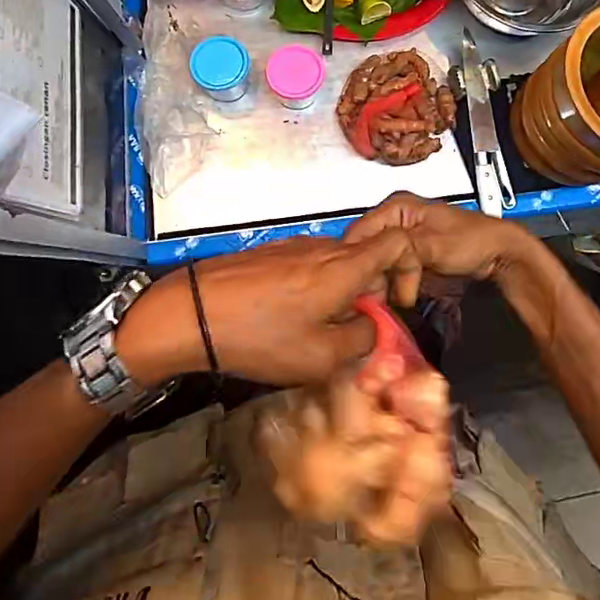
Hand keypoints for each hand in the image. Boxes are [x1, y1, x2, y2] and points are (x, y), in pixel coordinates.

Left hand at [117, 231, 420, 387]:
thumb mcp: (322, 356)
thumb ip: (363, 338)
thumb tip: (374, 324)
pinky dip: (309, 290)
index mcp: (343, 266)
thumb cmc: (259, 336)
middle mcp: (321, 247)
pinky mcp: (268, 254)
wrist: (191, 313)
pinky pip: (306, 267)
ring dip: (337, 295)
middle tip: (348, 332)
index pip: (397, 243)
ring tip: (311, 330)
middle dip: (367, 295)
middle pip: (365, 259)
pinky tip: (283, 318)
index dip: (408, 270)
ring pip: (334, 265)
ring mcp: (291, 247)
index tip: (394, 305)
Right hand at [343, 192, 572, 338]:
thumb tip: (376, 270)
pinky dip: (391, 283)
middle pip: (365, 248)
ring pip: (376, 262)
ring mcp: (401, 238)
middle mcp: (394, 220)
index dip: (356, 257)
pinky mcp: (409, 255)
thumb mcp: (430, 244)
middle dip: (369, 272)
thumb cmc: (473, 241)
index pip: (358, 232)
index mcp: (395, 207)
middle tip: (374, 295)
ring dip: (380, 281)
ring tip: (386, 298)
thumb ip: (399, 253)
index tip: (358, 281)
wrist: (502, 254)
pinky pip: (390, 270)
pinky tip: (394, 294)